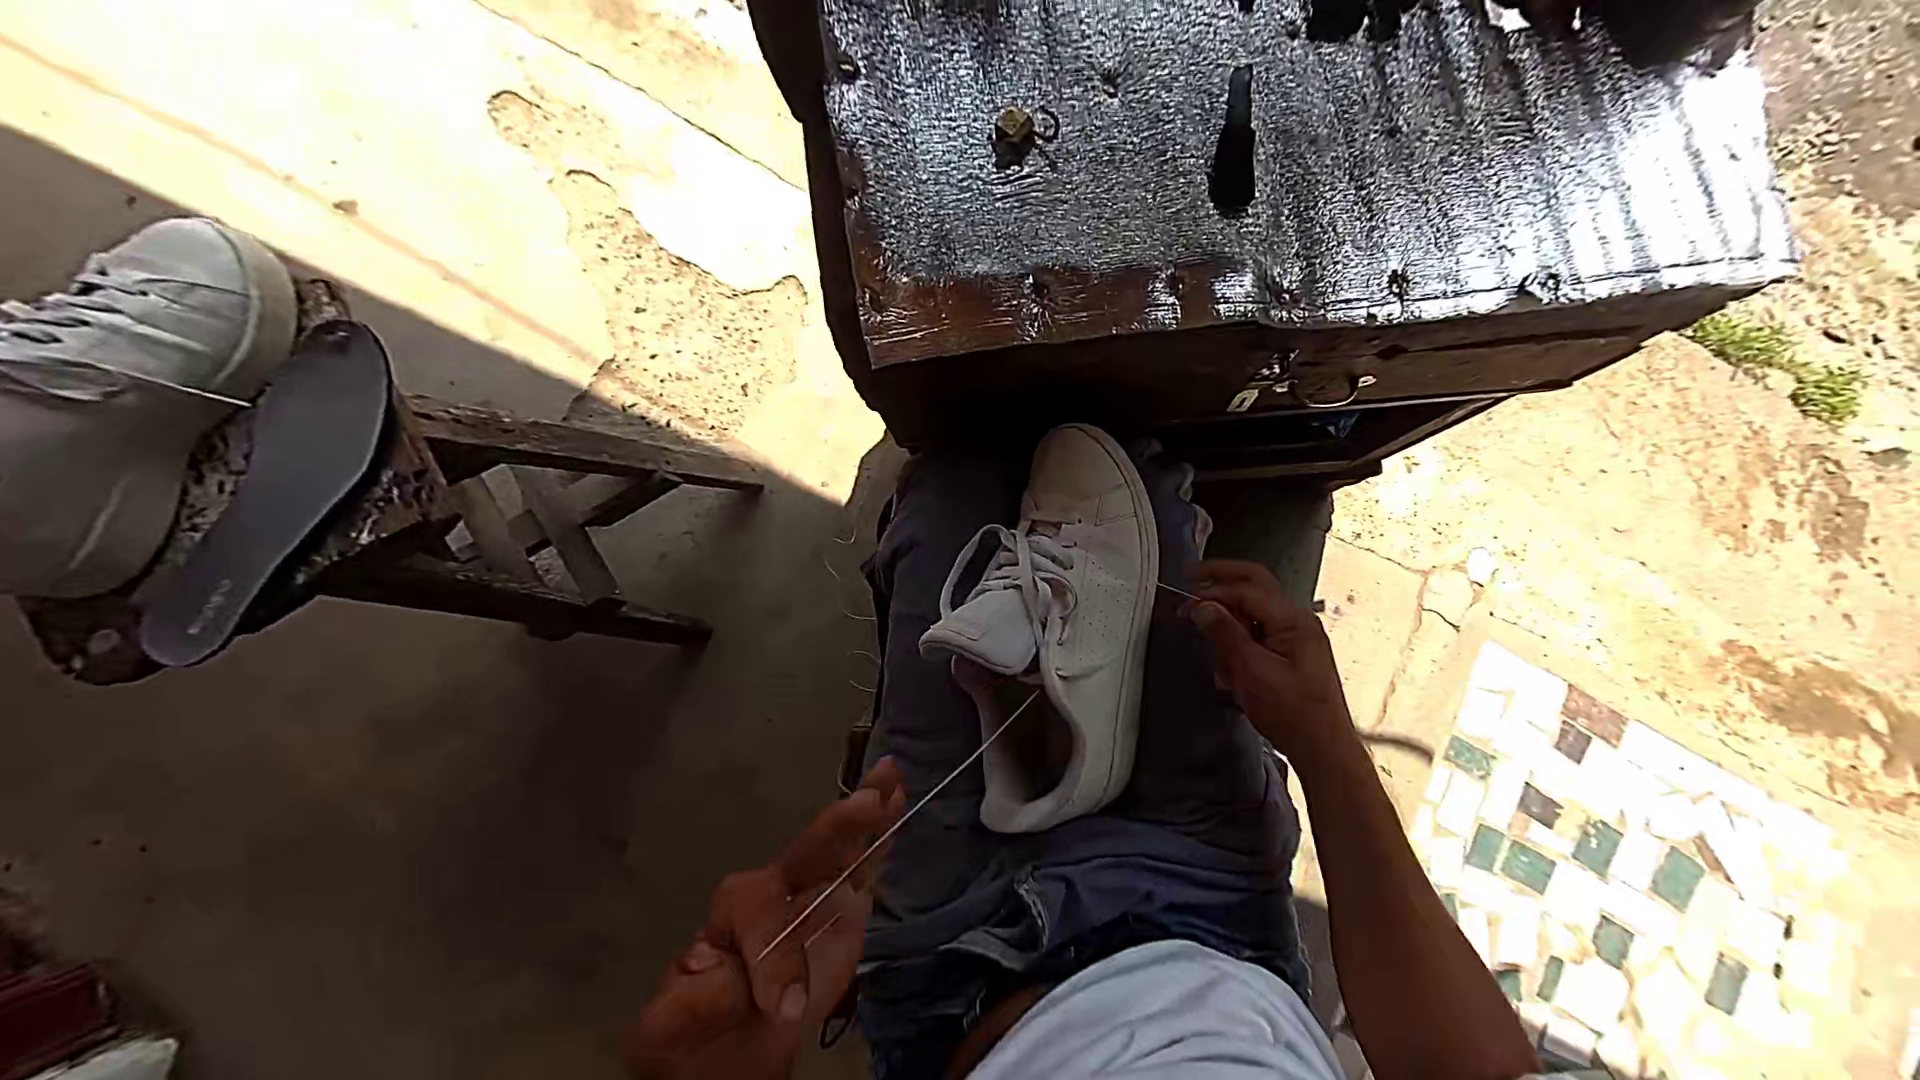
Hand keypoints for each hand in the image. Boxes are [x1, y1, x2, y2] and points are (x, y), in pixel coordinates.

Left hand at [624, 760, 906, 1079]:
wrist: (728, 1054)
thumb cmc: (694, 1032)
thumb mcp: (673, 1026)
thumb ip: (706, 1001)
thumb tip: (773, 993)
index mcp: (733, 910)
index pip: (761, 911)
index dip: (778, 954)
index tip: (789, 1006)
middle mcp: (778, 890)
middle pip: (808, 851)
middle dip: (838, 825)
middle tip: (867, 802)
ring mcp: (816, 896)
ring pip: (844, 849)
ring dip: (869, 812)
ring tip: (889, 775)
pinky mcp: (847, 912)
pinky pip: (867, 870)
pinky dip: (884, 838)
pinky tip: (896, 802)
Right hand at [1187, 560, 1357, 763]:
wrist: (1322, 747)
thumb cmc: (1292, 713)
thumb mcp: (1251, 671)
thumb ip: (1225, 634)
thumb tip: (1202, 606)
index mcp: (1292, 621)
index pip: (1245, 590)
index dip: (1213, 593)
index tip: (1187, 606)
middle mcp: (1296, 620)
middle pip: (1254, 584)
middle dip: (1222, 579)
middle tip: (1191, 577)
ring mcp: (1295, 635)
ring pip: (1254, 608)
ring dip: (1228, 616)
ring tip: (1212, 643)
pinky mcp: (1290, 650)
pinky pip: (1258, 630)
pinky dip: (1238, 636)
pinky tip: (1229, 661)